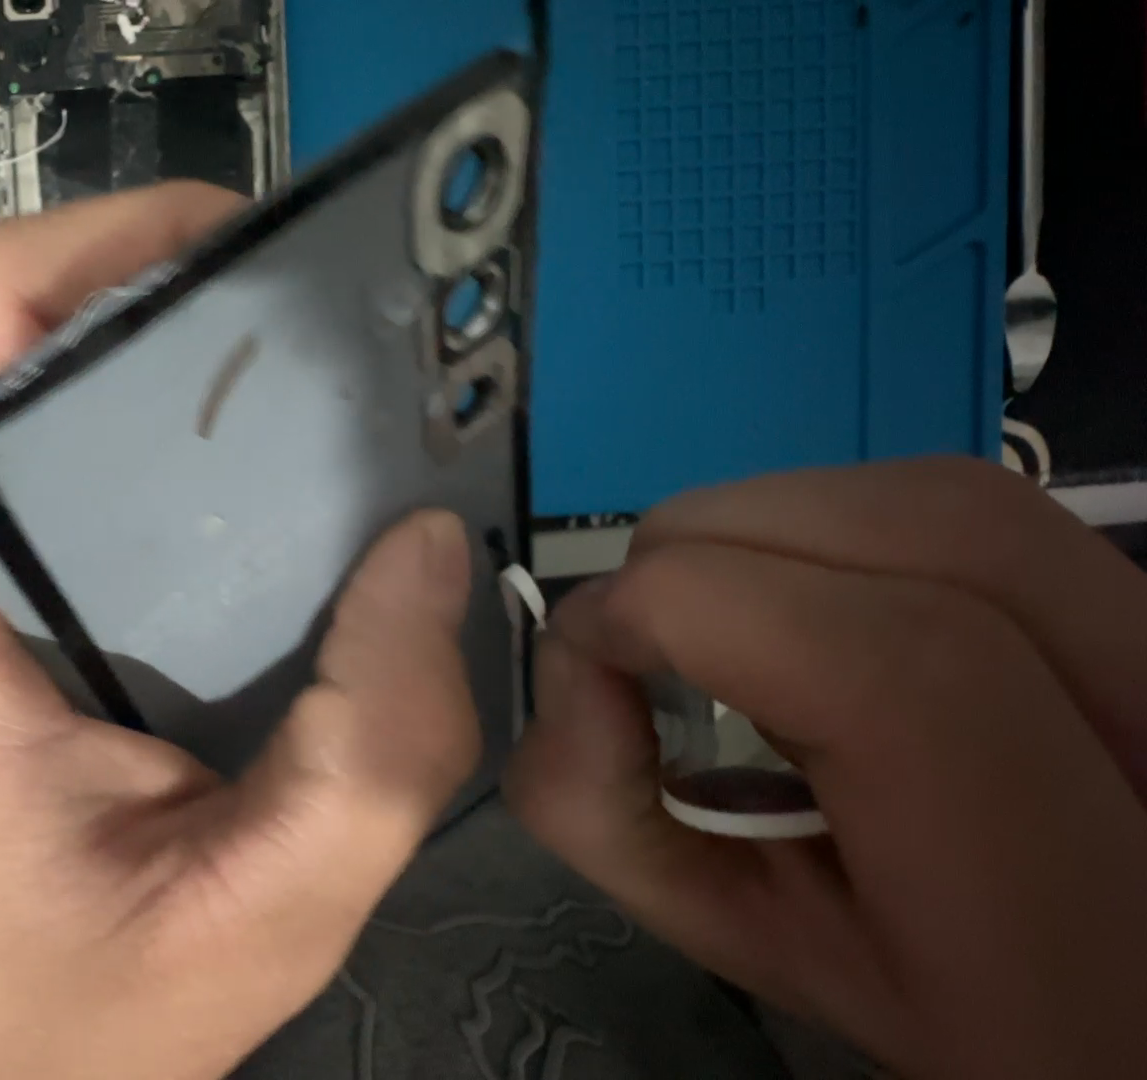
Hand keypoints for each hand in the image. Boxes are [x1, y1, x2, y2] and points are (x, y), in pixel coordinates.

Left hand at [0, 183, 484, 1079]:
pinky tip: (179, 552)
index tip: (230, 244)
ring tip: (248, 453)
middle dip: (137, 331)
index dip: (93, 241)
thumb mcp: (262, 917)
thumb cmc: (63, 1046)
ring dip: (117, 420)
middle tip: (280, 361)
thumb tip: (429, 553)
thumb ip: (378, 747)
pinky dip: (85, 495)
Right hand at [510, 458, 1146, 1078]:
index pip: (886, 669)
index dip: (687, 610)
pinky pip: (965, 501)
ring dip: (758, 522)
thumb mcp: (729, 931)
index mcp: (1070, 924)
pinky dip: (820, 519)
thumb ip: (598, 810)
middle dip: (703, 550)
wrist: (1093, 967)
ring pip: (943, 498)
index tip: (590, 645)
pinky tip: (796, 591)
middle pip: (921, 536)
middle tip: (640, 627)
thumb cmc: (897, 973)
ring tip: (711, 607)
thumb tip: (571, 659)